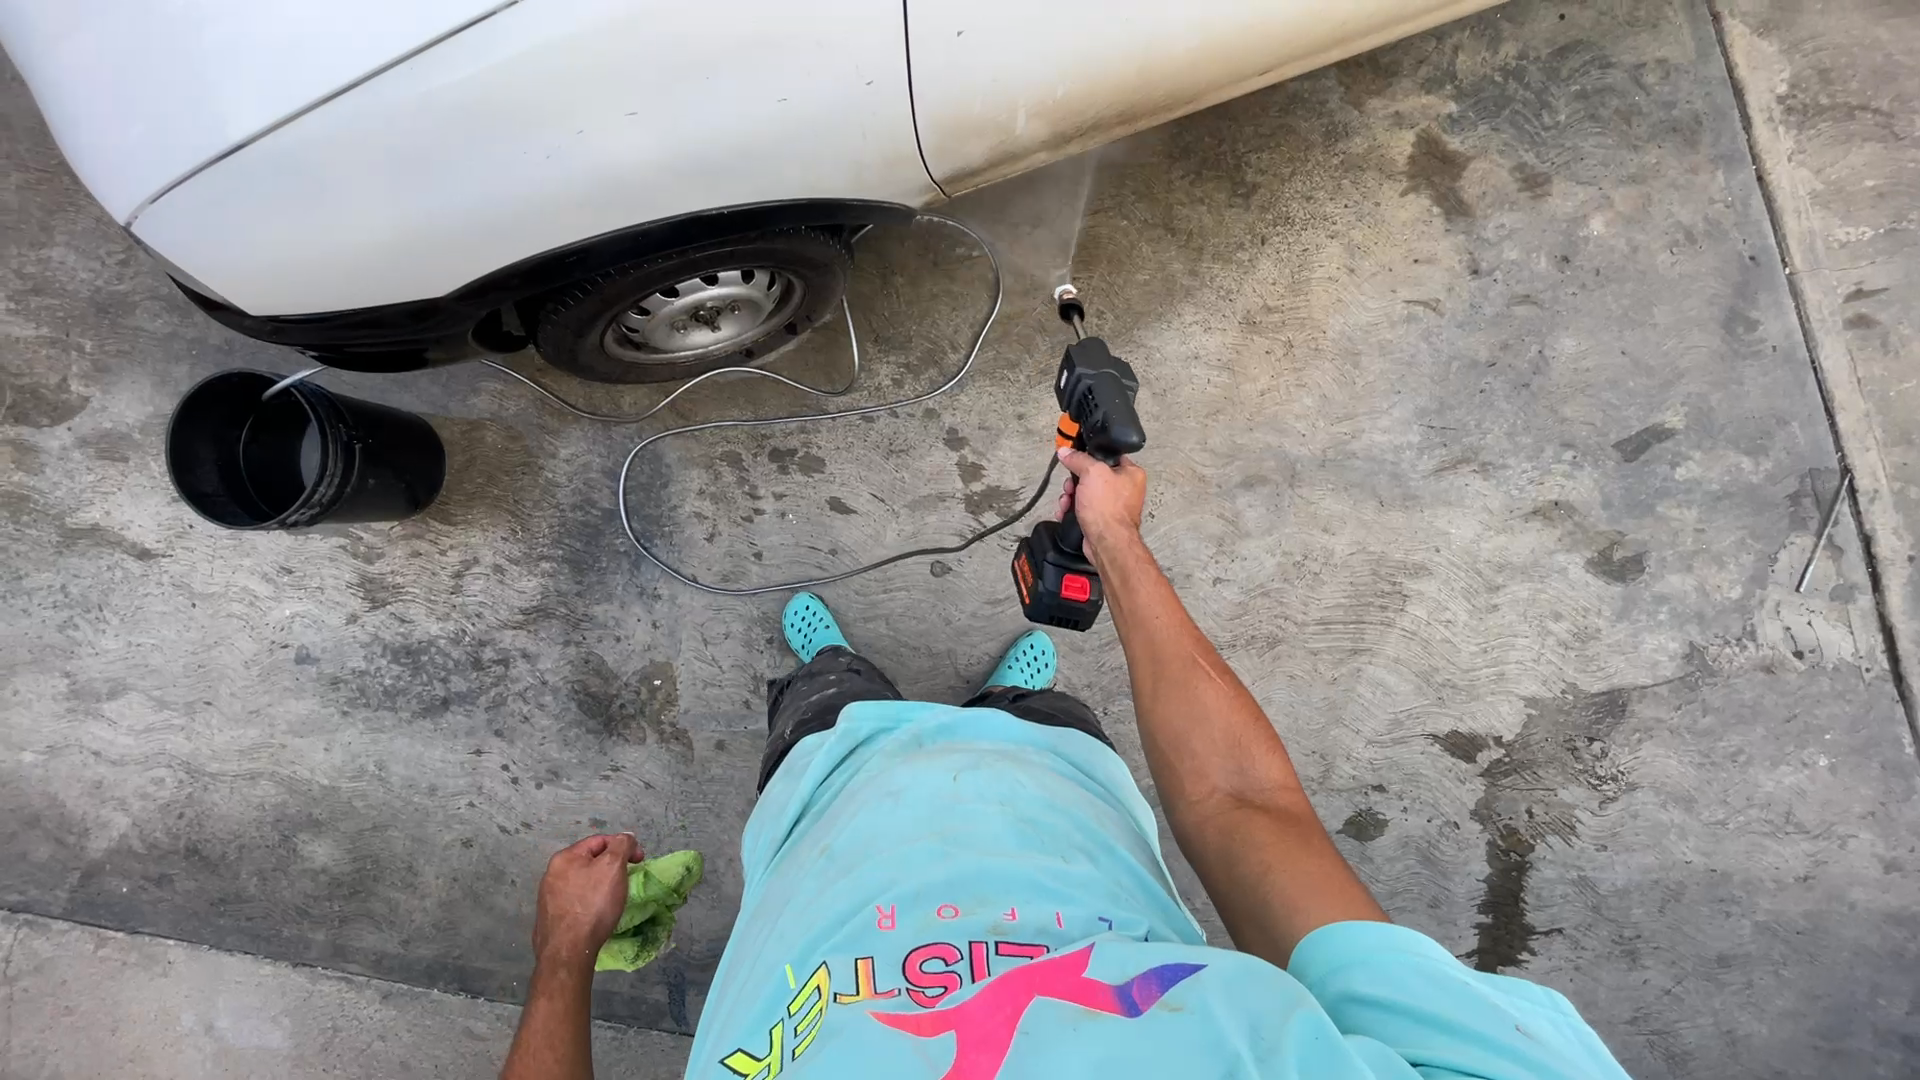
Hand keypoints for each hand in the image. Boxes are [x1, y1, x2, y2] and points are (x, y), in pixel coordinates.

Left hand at [532, 833, 642, 966]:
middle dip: (612, 866)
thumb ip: (622, 844)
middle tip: (627, 879)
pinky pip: (575, 901)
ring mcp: (547, 898)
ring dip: (601, 884)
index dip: (624, 846)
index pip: (600, 841)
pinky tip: (597, 913)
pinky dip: (589, 901)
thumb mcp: (614, 866)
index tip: (639, 861)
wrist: (568, 952)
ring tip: (614, 897)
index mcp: (564, 858)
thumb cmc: (593, 904)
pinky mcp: (550, 919)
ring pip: (583, 881)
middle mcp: (551, 875)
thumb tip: (625, 838)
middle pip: (590, 861)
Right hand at [1055, 447, 1147, 563]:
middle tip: (1072, 485)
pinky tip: (1067, 511)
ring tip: (1068, 501)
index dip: (1090, 457)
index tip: (1076, 458)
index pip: (1109, 456)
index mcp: (1131, 473)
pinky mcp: (1101, 519)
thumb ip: (1078, 459)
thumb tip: (1067, 452)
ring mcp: (1113, 506)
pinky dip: (1072, 510)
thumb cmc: (1109, 511)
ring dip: (1071, 496)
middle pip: (1092, 476)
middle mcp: (1125, 489)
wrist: (1106, 543)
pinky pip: (1082, 508)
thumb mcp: (1091, 473)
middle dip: (1075, 481)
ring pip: (1085, 493)